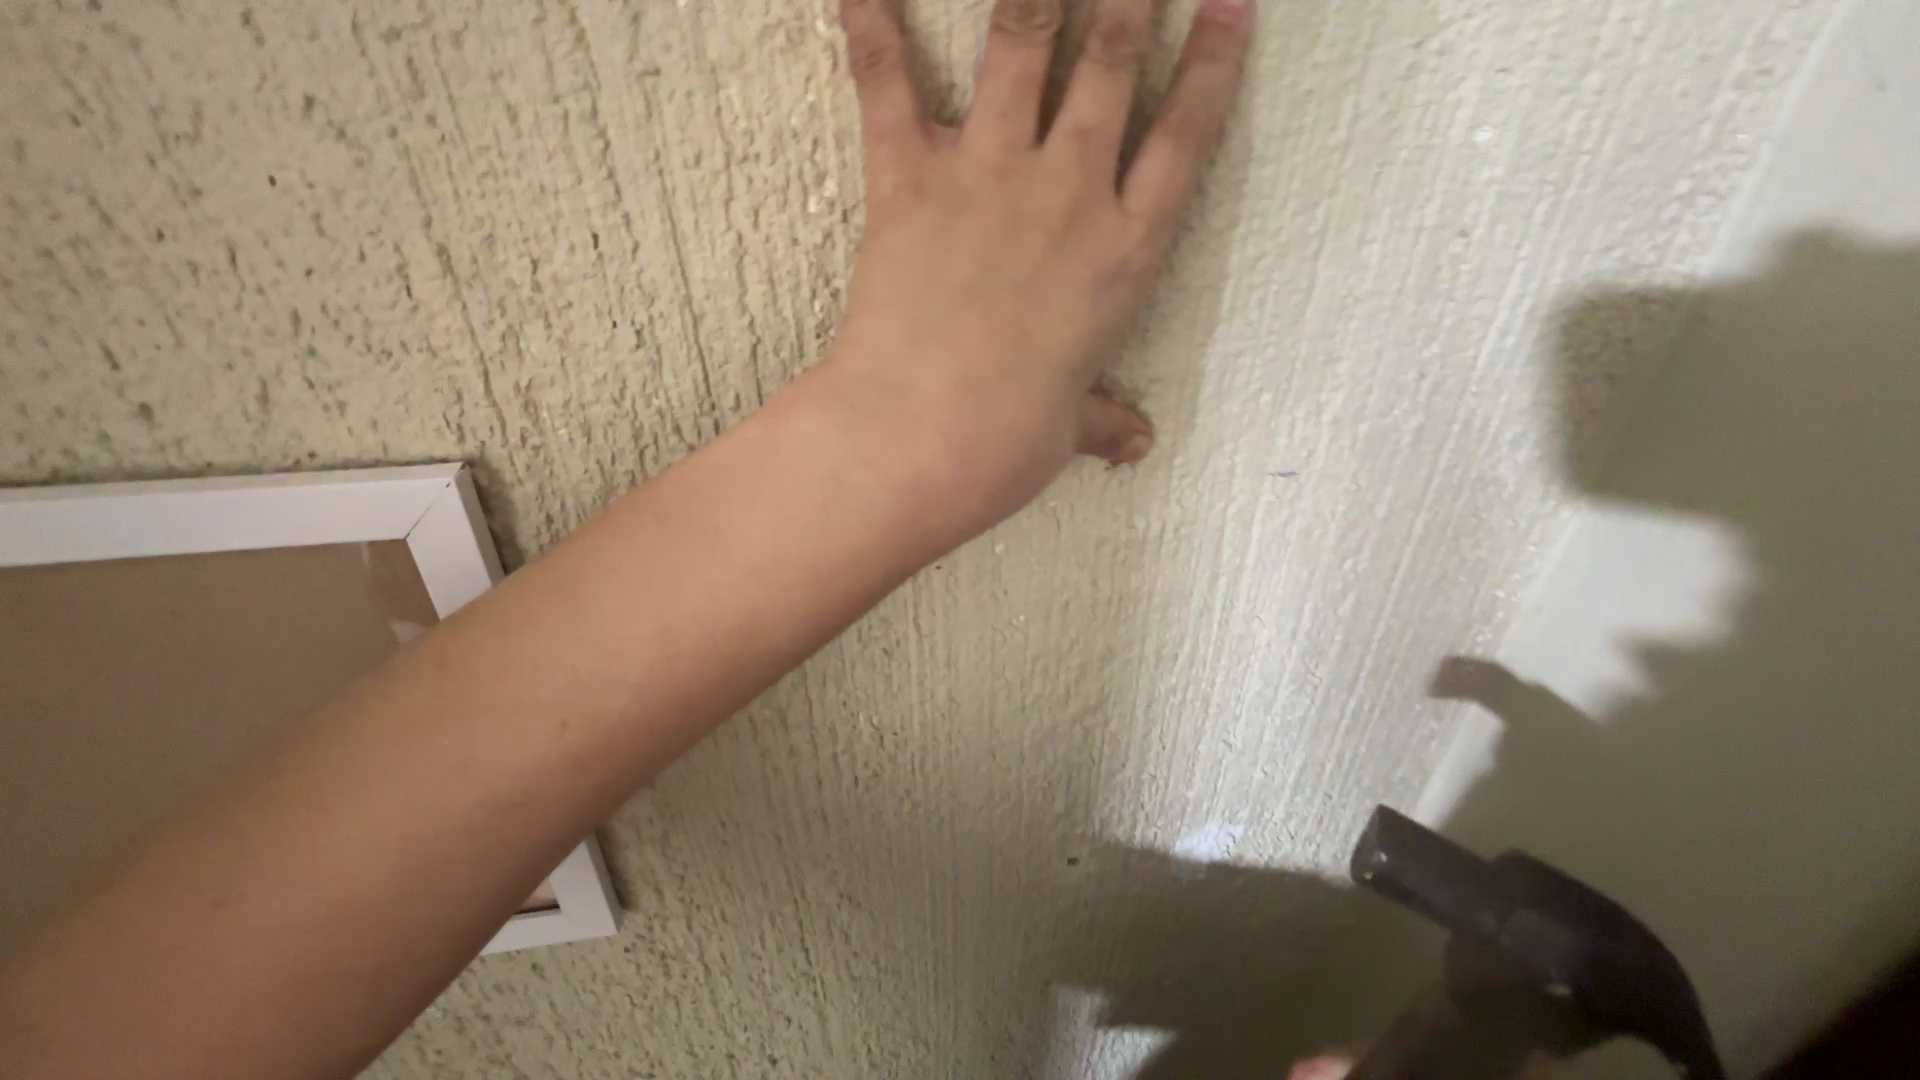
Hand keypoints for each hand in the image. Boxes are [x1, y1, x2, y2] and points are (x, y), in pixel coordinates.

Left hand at [814, 0, 1253, 541]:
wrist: (924, 435)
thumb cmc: (1005, 441)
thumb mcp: (1066, 430)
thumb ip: (1101, 420)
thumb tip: (1133, 443)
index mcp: (1121, 253)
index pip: (1185, 138)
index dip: (1214, 65)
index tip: (1230, 6)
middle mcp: (1066, 195)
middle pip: (1112, 64)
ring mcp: (987, 178)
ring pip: (1022, 44)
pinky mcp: (910, 182)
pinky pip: (889, 84)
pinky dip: (872, 25)